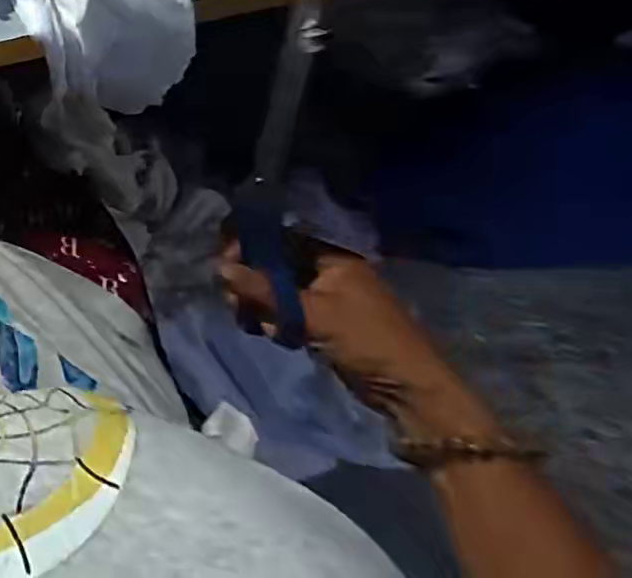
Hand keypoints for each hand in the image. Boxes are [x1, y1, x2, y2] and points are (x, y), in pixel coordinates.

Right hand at [221, 244, 500, 437]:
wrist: (412, 395)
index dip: (249, 244)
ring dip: (256, 300)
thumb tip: (219, 267)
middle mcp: (327, 272)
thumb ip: (264, 290)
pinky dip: (272, 318)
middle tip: (231, 297)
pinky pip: (286, 310)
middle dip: (248, 277)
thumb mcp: (312, 314)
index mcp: (332, 258)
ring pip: (277, 289)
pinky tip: (263, 330)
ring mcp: (325, 298)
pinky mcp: (323, 322)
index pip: (279, 237)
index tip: (226, 262)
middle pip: (274, 263)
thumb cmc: (368, 343)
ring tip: (245, 317)